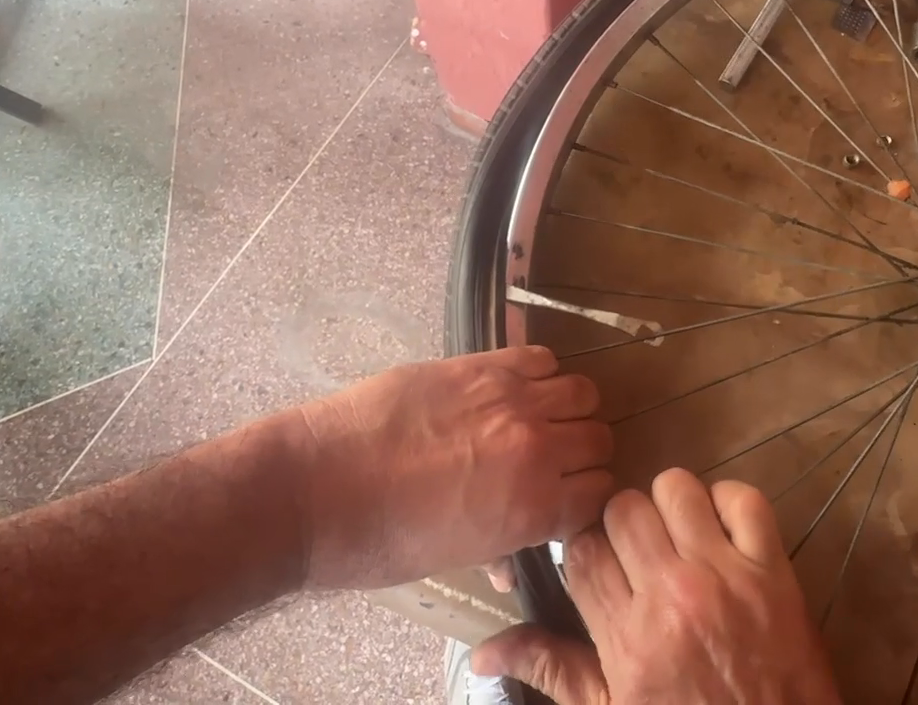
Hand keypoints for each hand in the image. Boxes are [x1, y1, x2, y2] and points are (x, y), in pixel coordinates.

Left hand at [284, 347, 612, 588]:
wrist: (315, 486)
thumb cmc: (378, 541)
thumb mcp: (453, 560)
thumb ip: (502, 548)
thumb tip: (515, 558)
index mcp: (533, 508)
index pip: (602, 493)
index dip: (588, 498)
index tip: (571, 498)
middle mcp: (537, 447)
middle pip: (600, 438)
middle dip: (584, 454)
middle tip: (555, 459)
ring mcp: (512, 398)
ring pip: (582, 392)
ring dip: (569, 410)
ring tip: (539, 419)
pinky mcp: (483, 364)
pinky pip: (541, 357)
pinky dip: (539, 374)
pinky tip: (514, 390)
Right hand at [472, 469, 842, 704]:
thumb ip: (553, 669)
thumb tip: (482, 648)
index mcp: (626, 634)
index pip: (582, 549)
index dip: (587, 548)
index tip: (602, 563)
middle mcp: (670, 594)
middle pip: (623, 508)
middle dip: (624, 524)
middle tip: (640, 552)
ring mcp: (725, 575)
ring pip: (676, 487)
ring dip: (672, 506)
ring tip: (680, 537)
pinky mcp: (773, 568)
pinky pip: (743, 498)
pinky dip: (730, 503)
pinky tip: (723, 530)